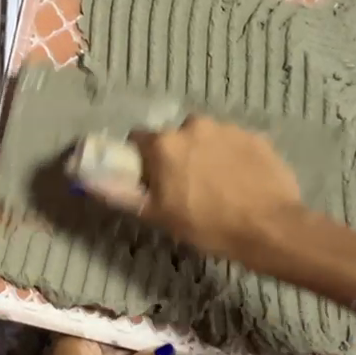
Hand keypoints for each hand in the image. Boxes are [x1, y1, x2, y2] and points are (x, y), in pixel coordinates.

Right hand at [86, 116, 308, 268]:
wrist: (270, 228)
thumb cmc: (207, 225)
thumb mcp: (157, 215)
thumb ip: (118, 193)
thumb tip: (84, 179)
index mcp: (164, 144)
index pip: (139, 139)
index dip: (142, 160)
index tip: (152, 180)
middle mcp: (193, 126)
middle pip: (174, 137)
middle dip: (176, 156)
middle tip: (186, 187)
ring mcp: (227, 128)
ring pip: (205, 138)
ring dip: (204, 154)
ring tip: (217, 186)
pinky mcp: (255, 136)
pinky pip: (233, 143)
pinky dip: (231, 157)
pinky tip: (239, 182)